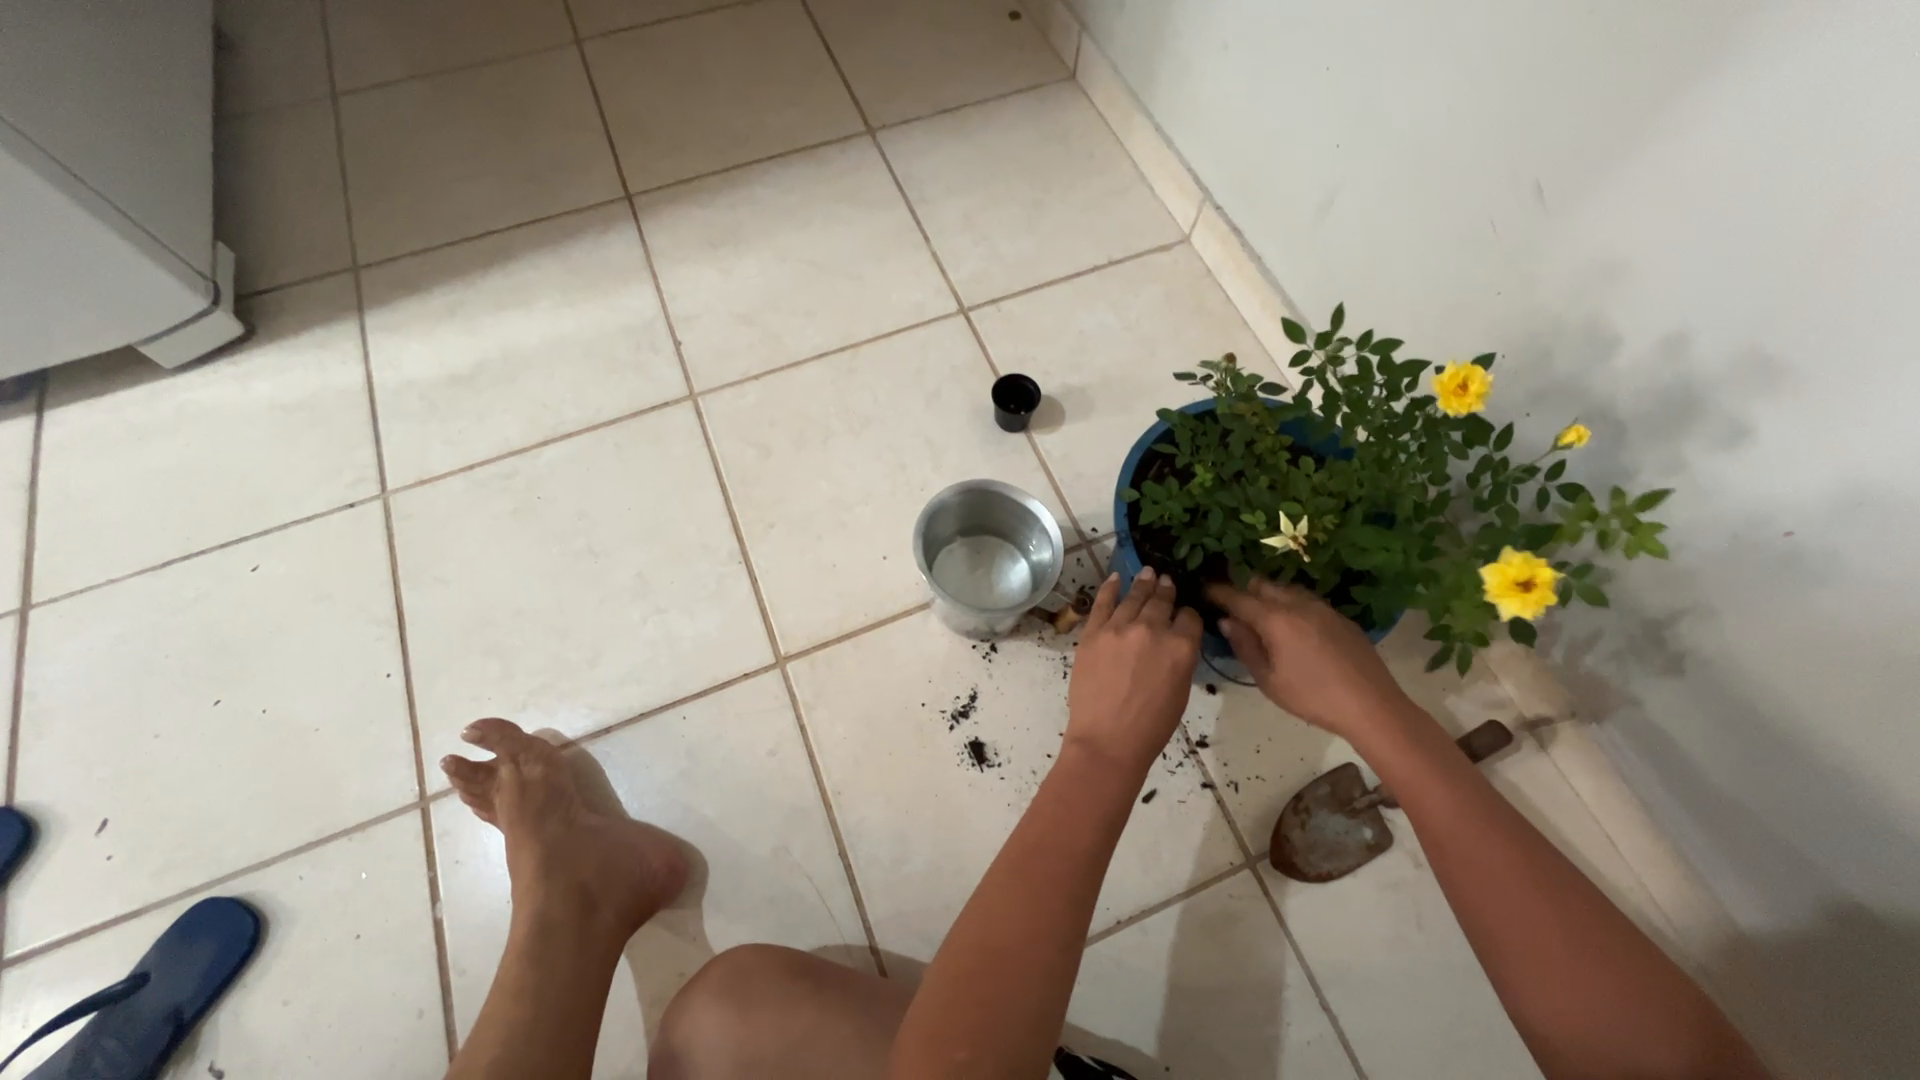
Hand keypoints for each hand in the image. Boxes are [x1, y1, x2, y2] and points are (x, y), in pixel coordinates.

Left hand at [1066, 567, 1201, 774]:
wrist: (1108, 739)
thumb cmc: (1151, 726)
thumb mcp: (1180, 691)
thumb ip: (1180, 659)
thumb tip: (1176, 640)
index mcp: (1181, 647)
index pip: (1189, 617)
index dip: (1188, 614)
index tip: (1185, 612)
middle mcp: (1152, 630)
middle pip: (1161, 602)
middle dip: (1165, 590)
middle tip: (1166, 580)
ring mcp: (1119, 628)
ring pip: (1134, 598)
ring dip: (1142, 584)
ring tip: (1147, 573)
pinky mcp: (1093, 633)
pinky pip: (1102, 603)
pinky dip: (1109, 588)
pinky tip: (1116, 578)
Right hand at [1206, 579, 1418, 742]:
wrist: (1371, 705)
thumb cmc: (1312, 697)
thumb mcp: (1268, 679)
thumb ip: (1245, 646)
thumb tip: (1227, 621)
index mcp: (1275, 619)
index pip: (1238, 597)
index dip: (1218, 592)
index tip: (1204, 589)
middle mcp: (1298, 605)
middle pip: (1263, 585)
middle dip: (1244, 591)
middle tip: (1233, 607)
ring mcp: (1323, 608)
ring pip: (1287, 590)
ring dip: (1269, 596)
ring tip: (1263, 616)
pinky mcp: (1340, 617)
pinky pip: (1308, 601)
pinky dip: (1292, 606)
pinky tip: (1294, 628)